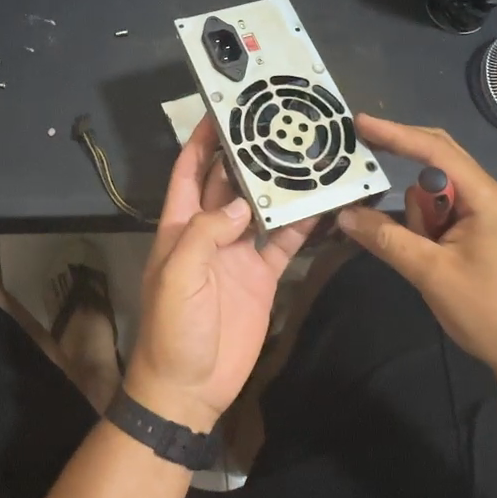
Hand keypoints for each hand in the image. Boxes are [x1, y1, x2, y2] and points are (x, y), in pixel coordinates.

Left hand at [125, 116, 318, 432]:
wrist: (190, 387)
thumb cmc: (173, 327)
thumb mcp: (179, 274)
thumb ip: (206, 233)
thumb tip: (241, 203)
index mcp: (179, 226)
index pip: (189, 171)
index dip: (202, 141)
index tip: (222, 110)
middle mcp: (209, 231)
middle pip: (228, 183)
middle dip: (246, 154)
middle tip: (275, 125)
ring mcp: (238, 253)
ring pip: (260, 208)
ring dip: (278, 186)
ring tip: (305, 156)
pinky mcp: (263, 276)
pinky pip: (285, 243)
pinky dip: (302, 225)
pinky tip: (323, 205)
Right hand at [336, 115, 496, 381]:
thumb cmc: (489, 312)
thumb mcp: (431, 274)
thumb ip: (387, 239)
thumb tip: (344, 214)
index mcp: (485, 197)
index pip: (435, 152)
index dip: (396, 134)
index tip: (359, 123)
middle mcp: (486, 197)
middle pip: (437, 160)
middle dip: (401, 156)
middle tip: (360, 149)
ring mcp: (483, 216)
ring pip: (434, 193)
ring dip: (416, 213)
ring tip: (420, 254)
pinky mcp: (477, 234)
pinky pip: (440, 215)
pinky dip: (422, 225)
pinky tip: (420, 252)